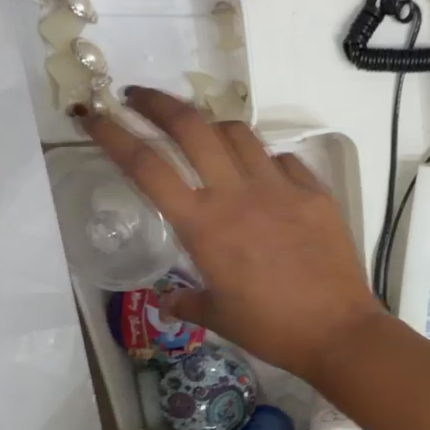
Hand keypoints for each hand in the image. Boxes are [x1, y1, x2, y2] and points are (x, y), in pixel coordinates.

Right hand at [74, 88, 386, 382]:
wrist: (339, 332)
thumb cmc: (273, 330)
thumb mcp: (221, 319)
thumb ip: (189, 301)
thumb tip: (169, 300)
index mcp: (205, 225)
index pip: (146, 166)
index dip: (112, 133)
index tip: (90, 114)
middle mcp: (239, 194)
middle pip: (190, 126)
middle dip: (157, 102)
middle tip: (139, 97)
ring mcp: (281, 189)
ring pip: (238, 133)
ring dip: (212, 126)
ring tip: (204, 135)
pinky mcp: (316, 194)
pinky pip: (283, 160)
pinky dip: (264, 158)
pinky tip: (263, 173)